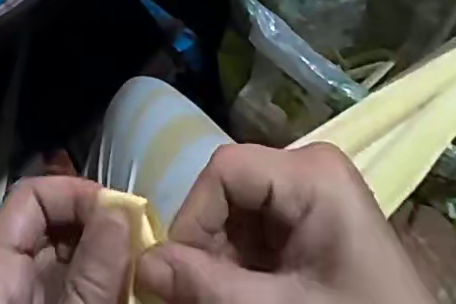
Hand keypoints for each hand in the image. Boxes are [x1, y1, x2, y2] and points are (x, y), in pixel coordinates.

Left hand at [0, 176, 133, 303]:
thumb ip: (91, 270)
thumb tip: (121, 208)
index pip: (30, 194)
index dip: (75, 191)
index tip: (117, 212)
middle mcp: (3, 280)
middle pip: (51, 220)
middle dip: (96, 218)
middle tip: (136, 236)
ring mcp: (22, 299)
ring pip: (63, 251)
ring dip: (103, 247)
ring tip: (136, 259)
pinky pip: (68, 281)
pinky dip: (99, 275)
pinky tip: (124, 285)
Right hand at [136, 143, 433, 303]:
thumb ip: (211, 288)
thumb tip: (144, 265)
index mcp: (311, 171)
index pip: (226, 168)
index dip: (192, 217)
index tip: (177, 277)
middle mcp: (308, 165)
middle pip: (230, 189)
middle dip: (206, 245)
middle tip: (199, 300)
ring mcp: (310, 189)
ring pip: (237, 211)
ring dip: (220, 259)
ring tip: (226, 302)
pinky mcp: (309, 214)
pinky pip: (256, 228)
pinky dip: (239, 264)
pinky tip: (246, 296)